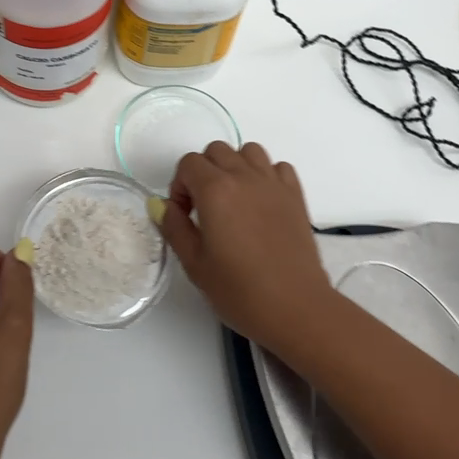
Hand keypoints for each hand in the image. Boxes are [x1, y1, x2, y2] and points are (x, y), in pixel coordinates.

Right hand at [154, 142, 335, 353]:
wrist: (296, 307)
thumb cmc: (240, 291)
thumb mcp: (195, 264)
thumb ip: (174, 227)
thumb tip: (162, 206)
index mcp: (215, 190)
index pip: (188, 164)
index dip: (179, 187)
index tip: (184, 215)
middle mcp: (244, 177)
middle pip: (217, 151)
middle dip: (204, 172)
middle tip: (204, 208)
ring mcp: (273, 183)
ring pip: (248, 151)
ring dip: (235, 166)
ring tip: (233, 199)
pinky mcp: (296, 194)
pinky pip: (277, 166)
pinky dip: (265, 175)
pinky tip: (261, 202)